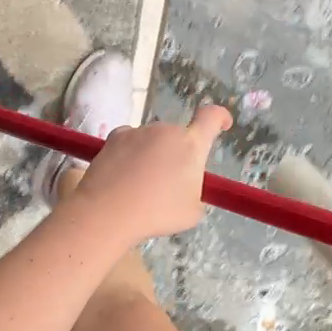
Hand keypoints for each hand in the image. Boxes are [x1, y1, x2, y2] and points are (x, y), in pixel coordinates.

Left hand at [65, 104, 229, 240]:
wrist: (109, 212)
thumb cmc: (157, 213)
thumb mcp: (192, 211)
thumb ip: (195, 192)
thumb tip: (186, 188)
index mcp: (191, 144)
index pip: (212, 117)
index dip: (220, 118)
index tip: (222, 123)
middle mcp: (166, 131)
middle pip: (179, 136)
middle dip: (178, 154)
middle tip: (168, 184)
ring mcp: (139, 131)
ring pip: (153, 141)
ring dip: (153, 156)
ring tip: (141, 186)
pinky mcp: (115, 137)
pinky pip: (130, 143)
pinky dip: (131, 155)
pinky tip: (123, 177)